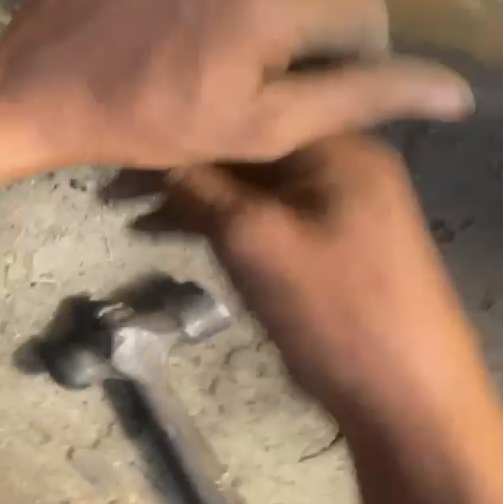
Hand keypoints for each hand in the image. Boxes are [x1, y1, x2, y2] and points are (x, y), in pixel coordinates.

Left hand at [0, 0, 471, 169]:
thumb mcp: (255, 126)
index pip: (360, 8)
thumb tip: (456, 87)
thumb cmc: (139, 122)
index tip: (298, 84)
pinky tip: (144, 24)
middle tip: (236, 70)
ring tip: (186, 48)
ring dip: (233, 0)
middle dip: (289, 23)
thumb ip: (358, 97)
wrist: (22, 96)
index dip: (346, 53)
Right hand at [126, 135, 490, 429]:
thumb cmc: (330, 303)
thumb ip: (192, 182)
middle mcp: (328, 165)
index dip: (182, 110)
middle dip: (168, 152)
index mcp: (334, 151)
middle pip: (230, 141)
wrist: (398, 398)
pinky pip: (235, 206)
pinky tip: (145, 225)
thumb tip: (139, 142)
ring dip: (172, 185)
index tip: (122, 120)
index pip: (244, 105)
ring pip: (227, 175)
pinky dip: (193, 211)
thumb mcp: (247, 232)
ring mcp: (315, 201)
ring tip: (111, 197)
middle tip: (103, 165)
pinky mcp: (300, 234)